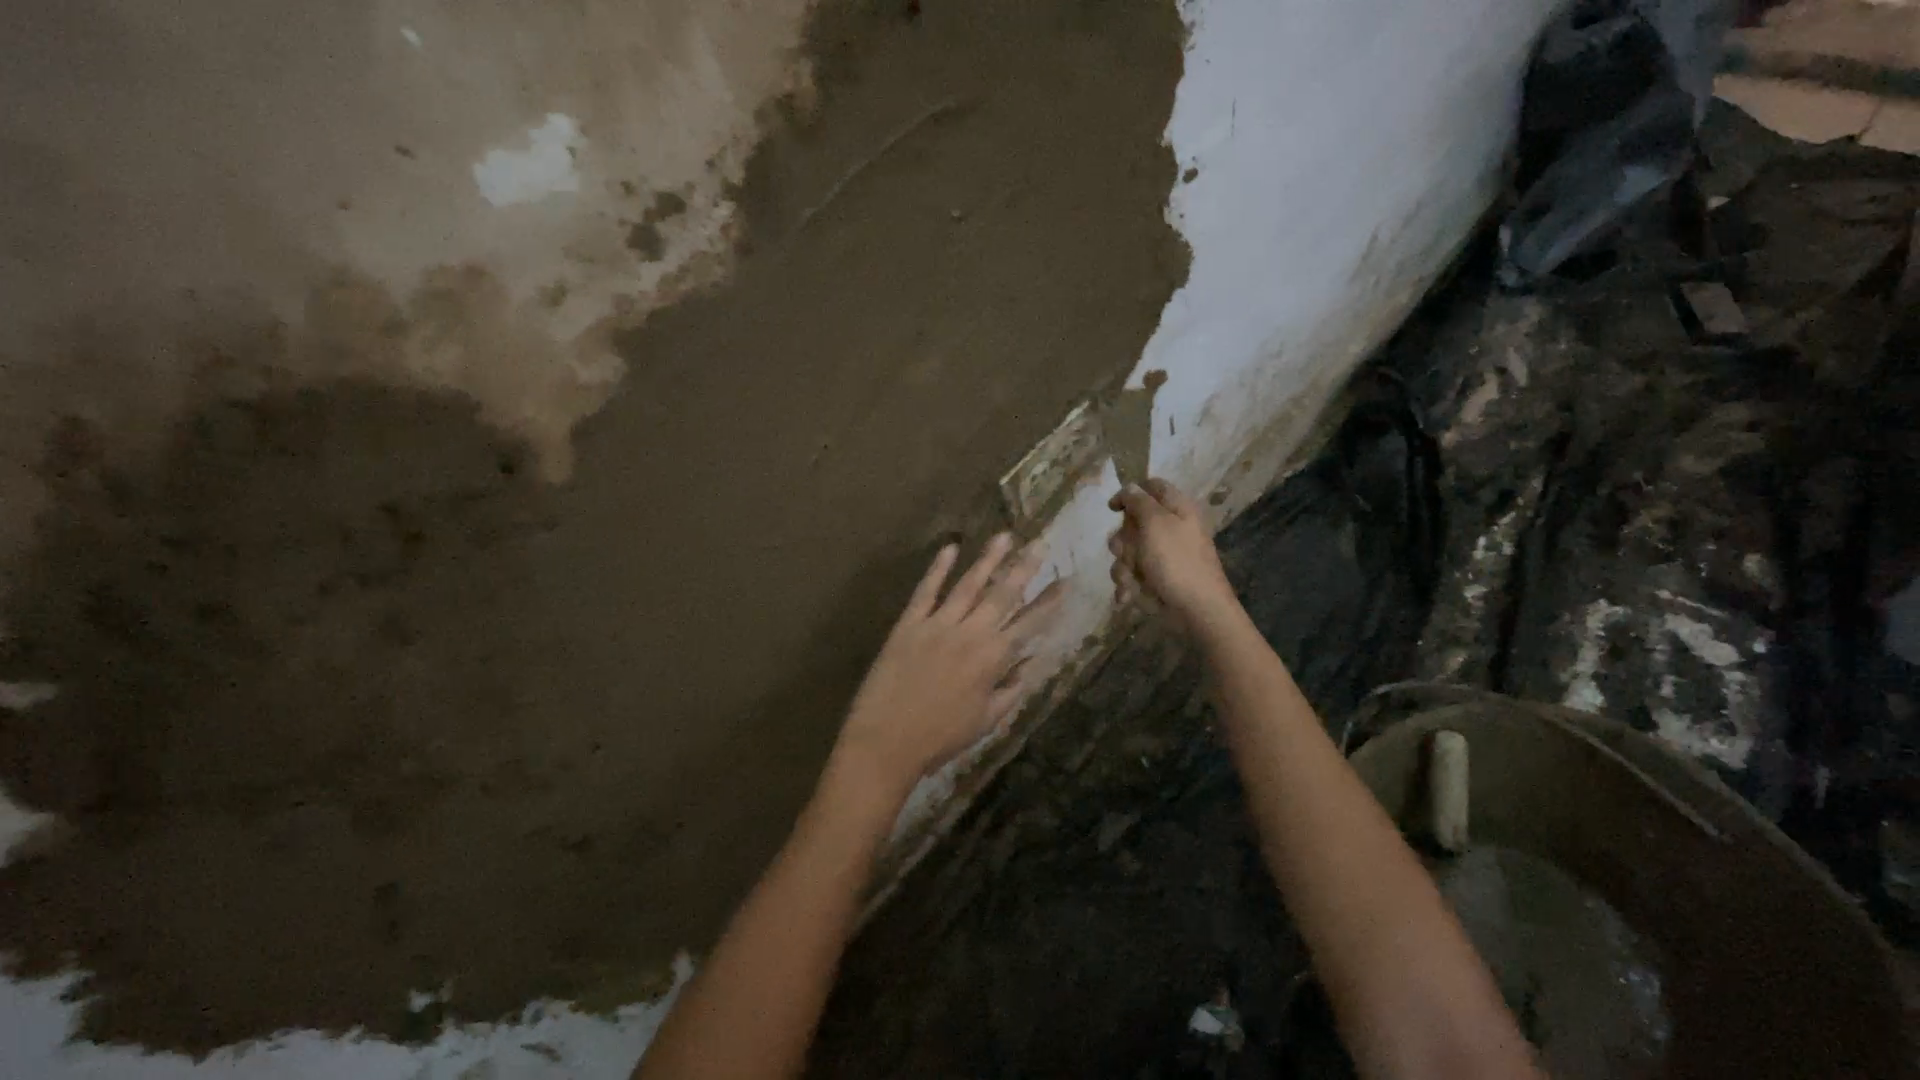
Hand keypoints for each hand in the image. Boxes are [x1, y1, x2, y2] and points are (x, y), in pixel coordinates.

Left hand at [833, 535, 1062, 791]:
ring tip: (1005, 536)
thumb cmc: (941, 738)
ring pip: (968, 584)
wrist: (886, 741)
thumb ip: (1012, 689)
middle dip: (1024, 568)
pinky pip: (926, 590)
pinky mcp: (908, 624)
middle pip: (1002, 594)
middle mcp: (970, 633)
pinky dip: (938, 568)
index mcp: (993, 659)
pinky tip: (950, 548)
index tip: (1065, 581)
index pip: (1029, 624)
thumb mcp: (987, 720)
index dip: (1049, 602)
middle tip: (1040, 544)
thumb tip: (1032, 663)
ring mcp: (937, 625)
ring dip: (988, 559)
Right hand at [1107, 479, 1238, 631]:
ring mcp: (1163, 556)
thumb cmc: (1177, 562)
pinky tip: (1128, 596)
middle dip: (1124, 541)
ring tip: (1131, 580)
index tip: (1113, 509)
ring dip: (1123, 567)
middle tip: (1128, 552)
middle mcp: (1170, 529)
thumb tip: (1130, 488)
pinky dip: (1128, 585)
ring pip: (1128, 552)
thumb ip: (1139, 502)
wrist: (1196, 610)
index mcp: (1176, 509)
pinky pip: (1131, 575)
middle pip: (1133, 523)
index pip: (1151, 487)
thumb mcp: (1156, 524)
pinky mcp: (1156, 578)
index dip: (1130, 494)